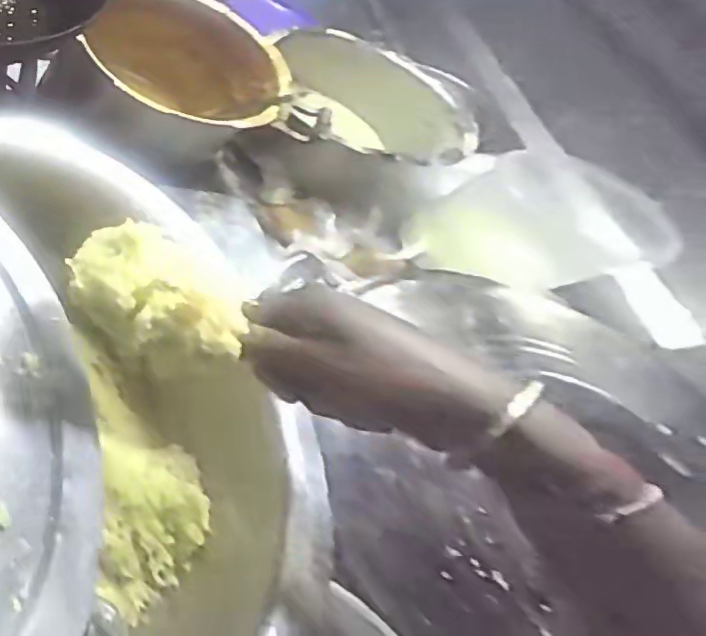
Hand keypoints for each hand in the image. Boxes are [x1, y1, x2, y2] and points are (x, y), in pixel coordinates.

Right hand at [242, 285, 519, 451]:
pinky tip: (364, 409)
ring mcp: (351, 330)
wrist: (470, 407)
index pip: (253, 316)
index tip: (277, 377)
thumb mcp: (311, 364)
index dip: (256, 347)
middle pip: (278, 340)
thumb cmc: (381, 379)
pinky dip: (342, 394)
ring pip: (306, 361)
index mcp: (307, 299)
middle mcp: (324, 307)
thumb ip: (264, 348)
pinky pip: (335, 373)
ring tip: (345, 406)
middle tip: (311, 395)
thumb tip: (236, 336)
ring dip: (317, 388)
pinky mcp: (372, 355)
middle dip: (290, 373)